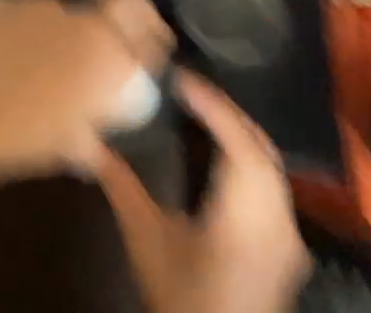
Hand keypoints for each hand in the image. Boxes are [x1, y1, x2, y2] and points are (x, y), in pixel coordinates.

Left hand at [0, 0, 173, 178]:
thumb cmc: (21, 137)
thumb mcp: (72, 140)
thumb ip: (90, 123)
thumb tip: (89, 136)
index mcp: (107, 51)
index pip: (136, 9)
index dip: (140, 21)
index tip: (141, 38)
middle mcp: (72, 17)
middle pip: (94, 10)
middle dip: (90, 30)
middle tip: (76, 58)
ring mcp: (26, 4)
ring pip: (48, 11)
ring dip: (45, 30)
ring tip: (24, 61)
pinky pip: (9, 12)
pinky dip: (8, 28)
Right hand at [96, 72, 311, 312]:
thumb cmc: (181, 293)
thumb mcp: (145, 238)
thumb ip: (120, 186)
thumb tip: (83, 140)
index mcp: (245, 218)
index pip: (242, 148)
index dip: (216, 109)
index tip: (181, 80)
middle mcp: (276, 222)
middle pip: (263, 152)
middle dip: (229, 113)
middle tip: (187, 86)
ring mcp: (287, 235)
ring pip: (271, 167)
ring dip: (238, 132)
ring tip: (198, 107)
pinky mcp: (283, 244)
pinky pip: (269, 184)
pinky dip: (245, 154)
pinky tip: (217, 149)